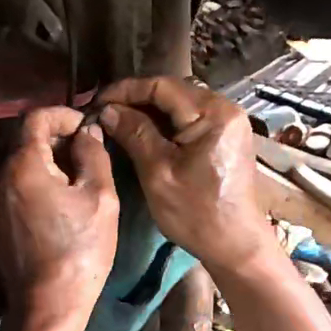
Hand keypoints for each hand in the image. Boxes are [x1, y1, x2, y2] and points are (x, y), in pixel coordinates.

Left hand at [0, 106, 118, 330]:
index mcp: (22, 165)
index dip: (64, 115)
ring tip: (73, 187)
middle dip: (56, 142)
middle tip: (86, 159)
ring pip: (17, 167)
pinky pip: (10, 191)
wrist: (47, 304)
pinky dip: (31, 187)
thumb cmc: (80, 250)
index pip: (36, 117)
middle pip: (24, 142)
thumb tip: (86, 131)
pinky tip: (54, 210)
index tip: (86, 128)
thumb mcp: (100, 198)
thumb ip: (93, 154)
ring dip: (44, 166)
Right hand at [97, 78, 276, 273]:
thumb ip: (134, 135)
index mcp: (213, 114)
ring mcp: (229, 123)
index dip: (125, 90)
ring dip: (148, 111)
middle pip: (172, 92)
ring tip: (117, 121)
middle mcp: (226, 110)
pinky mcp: (226, 138)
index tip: (96, 101)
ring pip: (180, 105)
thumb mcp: (158, 173)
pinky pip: (190, 120)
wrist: (234, 244)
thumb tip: (109, 110)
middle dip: (135, 99)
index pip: (162, 86)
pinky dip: (164, 123)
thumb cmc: (195, 213)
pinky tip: (143, 133)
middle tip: (103, 112)